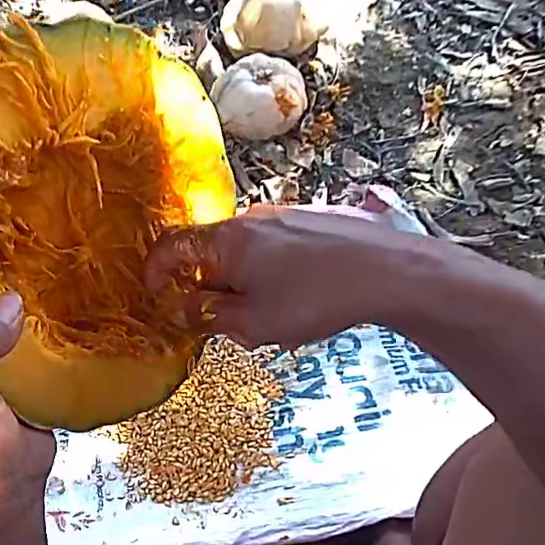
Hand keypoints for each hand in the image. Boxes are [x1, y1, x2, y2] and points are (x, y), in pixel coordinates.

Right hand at [145, 205, 420, 347]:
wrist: (389, 271)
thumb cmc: (315, 298)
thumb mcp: (253, 321)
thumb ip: (209, 316)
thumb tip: (180, 308)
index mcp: (226, 240)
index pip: (171, 247)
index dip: (154, 273)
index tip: (156, 297)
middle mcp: (250, 220)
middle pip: (211, 257)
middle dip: (214, 294)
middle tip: (236, 326)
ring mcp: (283, 217)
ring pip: (245, 259)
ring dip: (246, 291)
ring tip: (279, 320)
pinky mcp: (311, 222)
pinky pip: (274, 253)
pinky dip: (273, 279)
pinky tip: (303, 302)